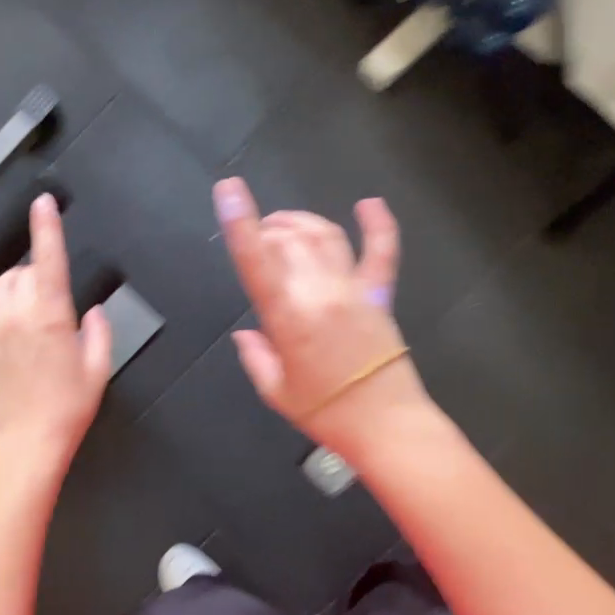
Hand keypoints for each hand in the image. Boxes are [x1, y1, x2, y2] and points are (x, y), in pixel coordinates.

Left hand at [0, 194, 112, 465]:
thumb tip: (90, 312)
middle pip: (22, 273)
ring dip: (12, 283)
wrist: (32, 439)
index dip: (46, 228)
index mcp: (53, 315)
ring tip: (27, 299)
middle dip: (36, 272)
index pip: (48, 260)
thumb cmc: (71, 405)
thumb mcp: (98, 368)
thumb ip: (97, 333)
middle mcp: (20, 315)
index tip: (42, 201)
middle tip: (53, 295)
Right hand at [214, 177, 432, 457]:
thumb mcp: (276, 391)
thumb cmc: (325, 413)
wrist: (385, 424)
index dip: (239, 223)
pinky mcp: (380, 295)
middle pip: (290, 241)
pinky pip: (381, 251)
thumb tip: (247, 334)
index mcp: (288, 318)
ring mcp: (353, 290)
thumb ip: (257, 356)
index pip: (257, 261)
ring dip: (301, 223)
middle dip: (268, 229)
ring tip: (285, 225)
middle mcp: (320, 294)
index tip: (228, 190)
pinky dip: (377, 224)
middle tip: (259, 237)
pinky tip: (369, 204)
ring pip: (325, 236)